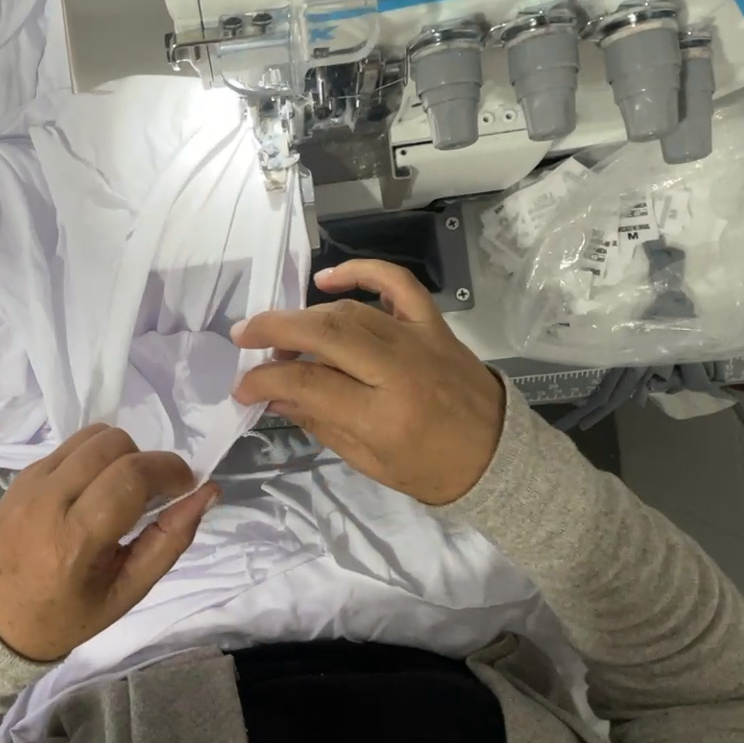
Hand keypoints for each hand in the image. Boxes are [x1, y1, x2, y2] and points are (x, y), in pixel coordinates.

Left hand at [0, 425, 218, 661]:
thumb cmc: (65, 615)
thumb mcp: (128, 591)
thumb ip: (170, 540)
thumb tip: (208, 493)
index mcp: (76, 539)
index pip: (131, 475)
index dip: (169, 470)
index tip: (185, 487)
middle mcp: (48, 500)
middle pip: (115, 444)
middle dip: (147, 461)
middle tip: (152, 496)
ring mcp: (31, 482)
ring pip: (93, 435)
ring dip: (121, 454)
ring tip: (121, 490)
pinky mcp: (23, 474)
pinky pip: (71, 445)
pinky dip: (95, 457)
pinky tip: (93, 490)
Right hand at [232, 259, 504, 505]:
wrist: (500, 458)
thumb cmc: (430, 470)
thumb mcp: (369, 461)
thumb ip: (318, 422)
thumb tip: (274, 396)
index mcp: (381, 415)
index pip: (306, 382)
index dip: (264, 381)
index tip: (243, 388)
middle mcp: (397, 369)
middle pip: (323, 332)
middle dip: (274, 329)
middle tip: (244, 337)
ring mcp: (417, 340)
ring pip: (348, 311)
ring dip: (306, 316)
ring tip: (283, 336)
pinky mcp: (433, 324)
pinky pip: (397, 284)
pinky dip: (362, 272)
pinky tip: (328, 279)